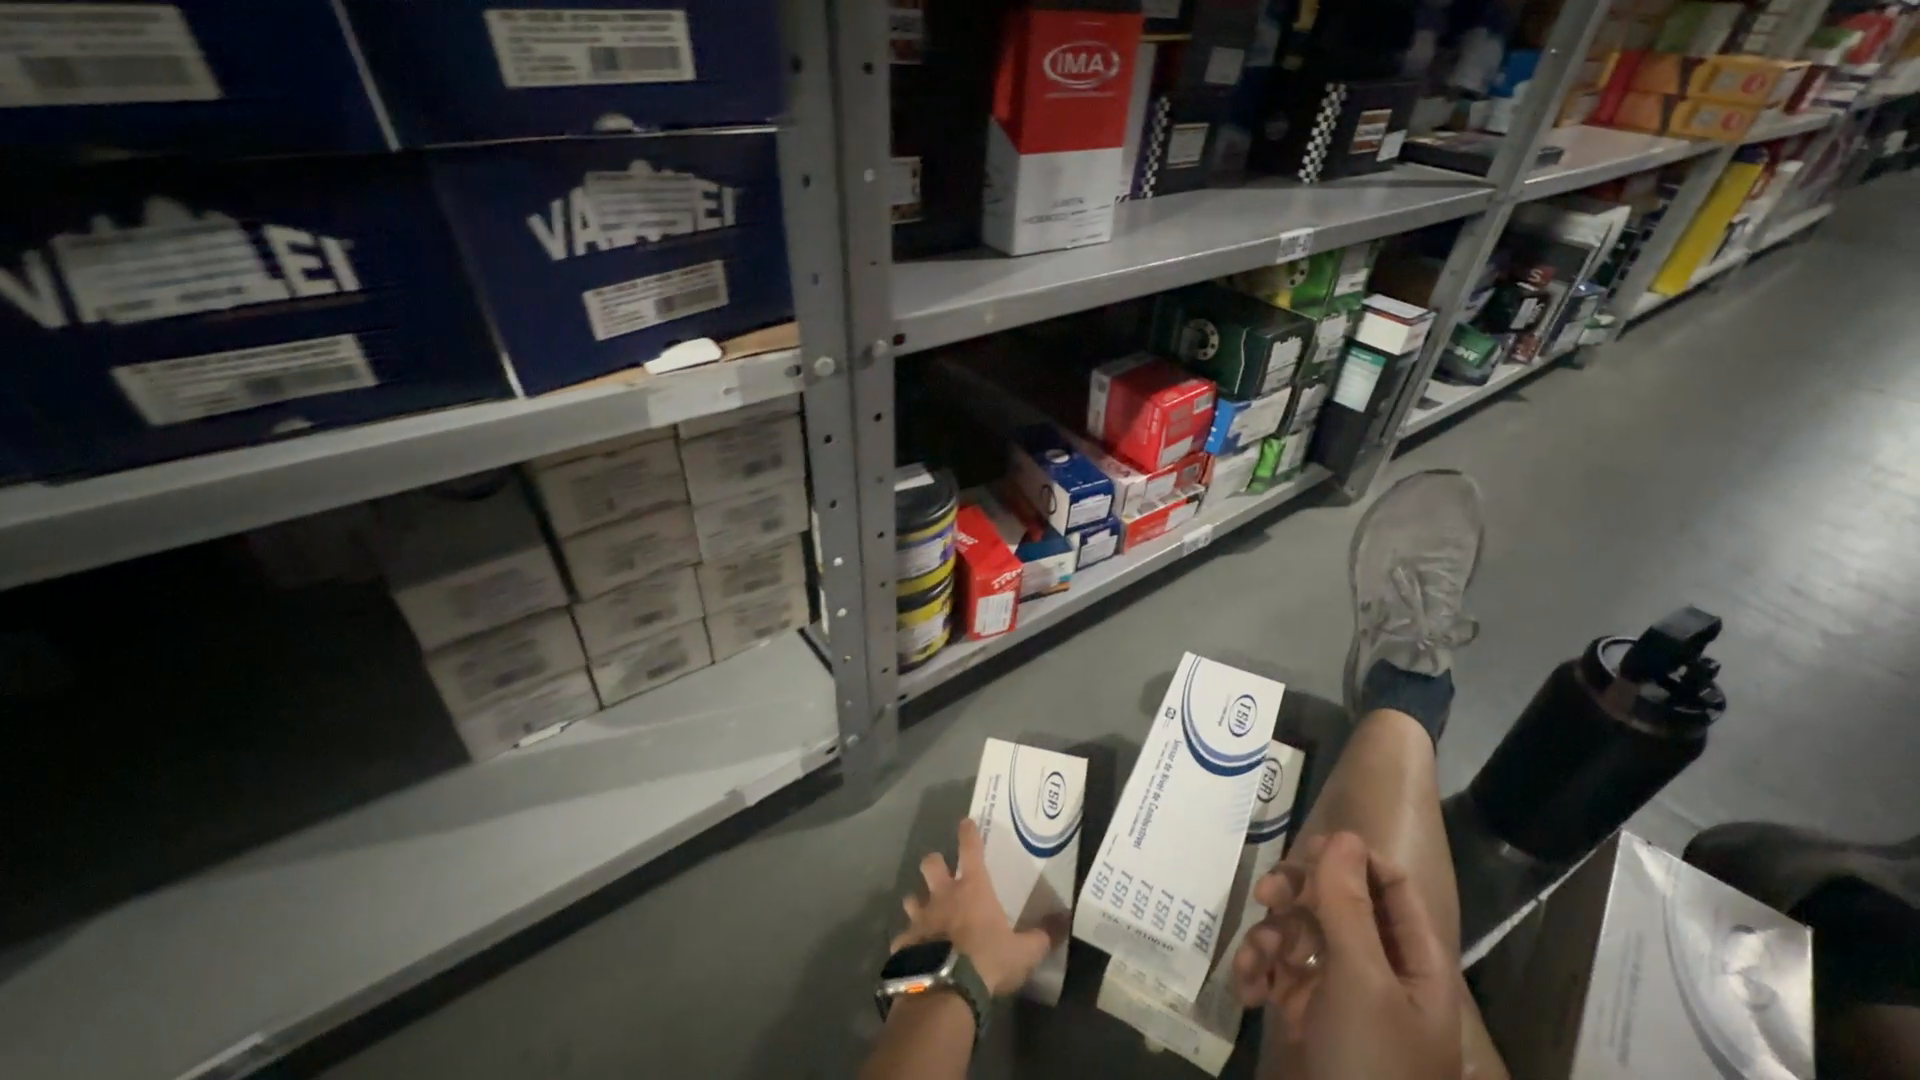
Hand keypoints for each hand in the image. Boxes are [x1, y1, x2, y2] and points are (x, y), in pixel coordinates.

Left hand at [892, 818, 1064, 996]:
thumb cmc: (988, 960)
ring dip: (918, 903)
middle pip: (930, 865)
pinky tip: (916, 954)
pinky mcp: (904, 944)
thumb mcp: (1024, 952)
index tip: (966, 822)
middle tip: (941, 872)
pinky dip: (911, 942)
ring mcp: (920, 919)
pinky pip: (905, 937)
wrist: (946, 989)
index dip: (968, 833)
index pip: (971, 849)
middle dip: (935, 864)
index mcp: (972, 889)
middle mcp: (942, 896)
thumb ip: (1043, 935)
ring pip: (911, 898)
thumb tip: (1065, 920)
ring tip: (926, 914)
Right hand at [1231, 832, 1460, 1079]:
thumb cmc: (1367, 1062)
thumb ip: (1348, 905)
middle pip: (1337, 900)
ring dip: (1268, 937)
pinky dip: (1256, 970)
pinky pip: (1276, 968)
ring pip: (1299, 930)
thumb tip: (1341, 834)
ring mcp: (1338, 989)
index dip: (1350, 859)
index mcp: (1413, 959)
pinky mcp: (1302, 1010)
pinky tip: (1246, 990)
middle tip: (1265, 893)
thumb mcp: (1359, 980)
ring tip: (1254, 961)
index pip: (1390, 883)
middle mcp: (1378, 966)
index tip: (1306, 851)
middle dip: (1297, 894)